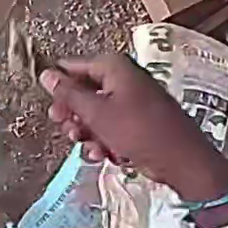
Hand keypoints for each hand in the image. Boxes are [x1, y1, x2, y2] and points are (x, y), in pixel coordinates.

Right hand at [40, 53, 227, 203]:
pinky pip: (111, 127)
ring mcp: (132, 100)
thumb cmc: (138, 131)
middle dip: (74, 116)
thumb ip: (68, 93)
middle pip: (82, 92)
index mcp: (114, 67)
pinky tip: (106, 155)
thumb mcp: (96, 112)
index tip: (54, 111)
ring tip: (93, 147)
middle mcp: (123, 78)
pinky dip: (105, 141)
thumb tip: (45, 74)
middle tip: (70, 131)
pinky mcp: (137, 121)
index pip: (72, 68)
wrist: (181, 160)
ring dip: (88, 133)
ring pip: (95, 114)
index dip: (59, 89)